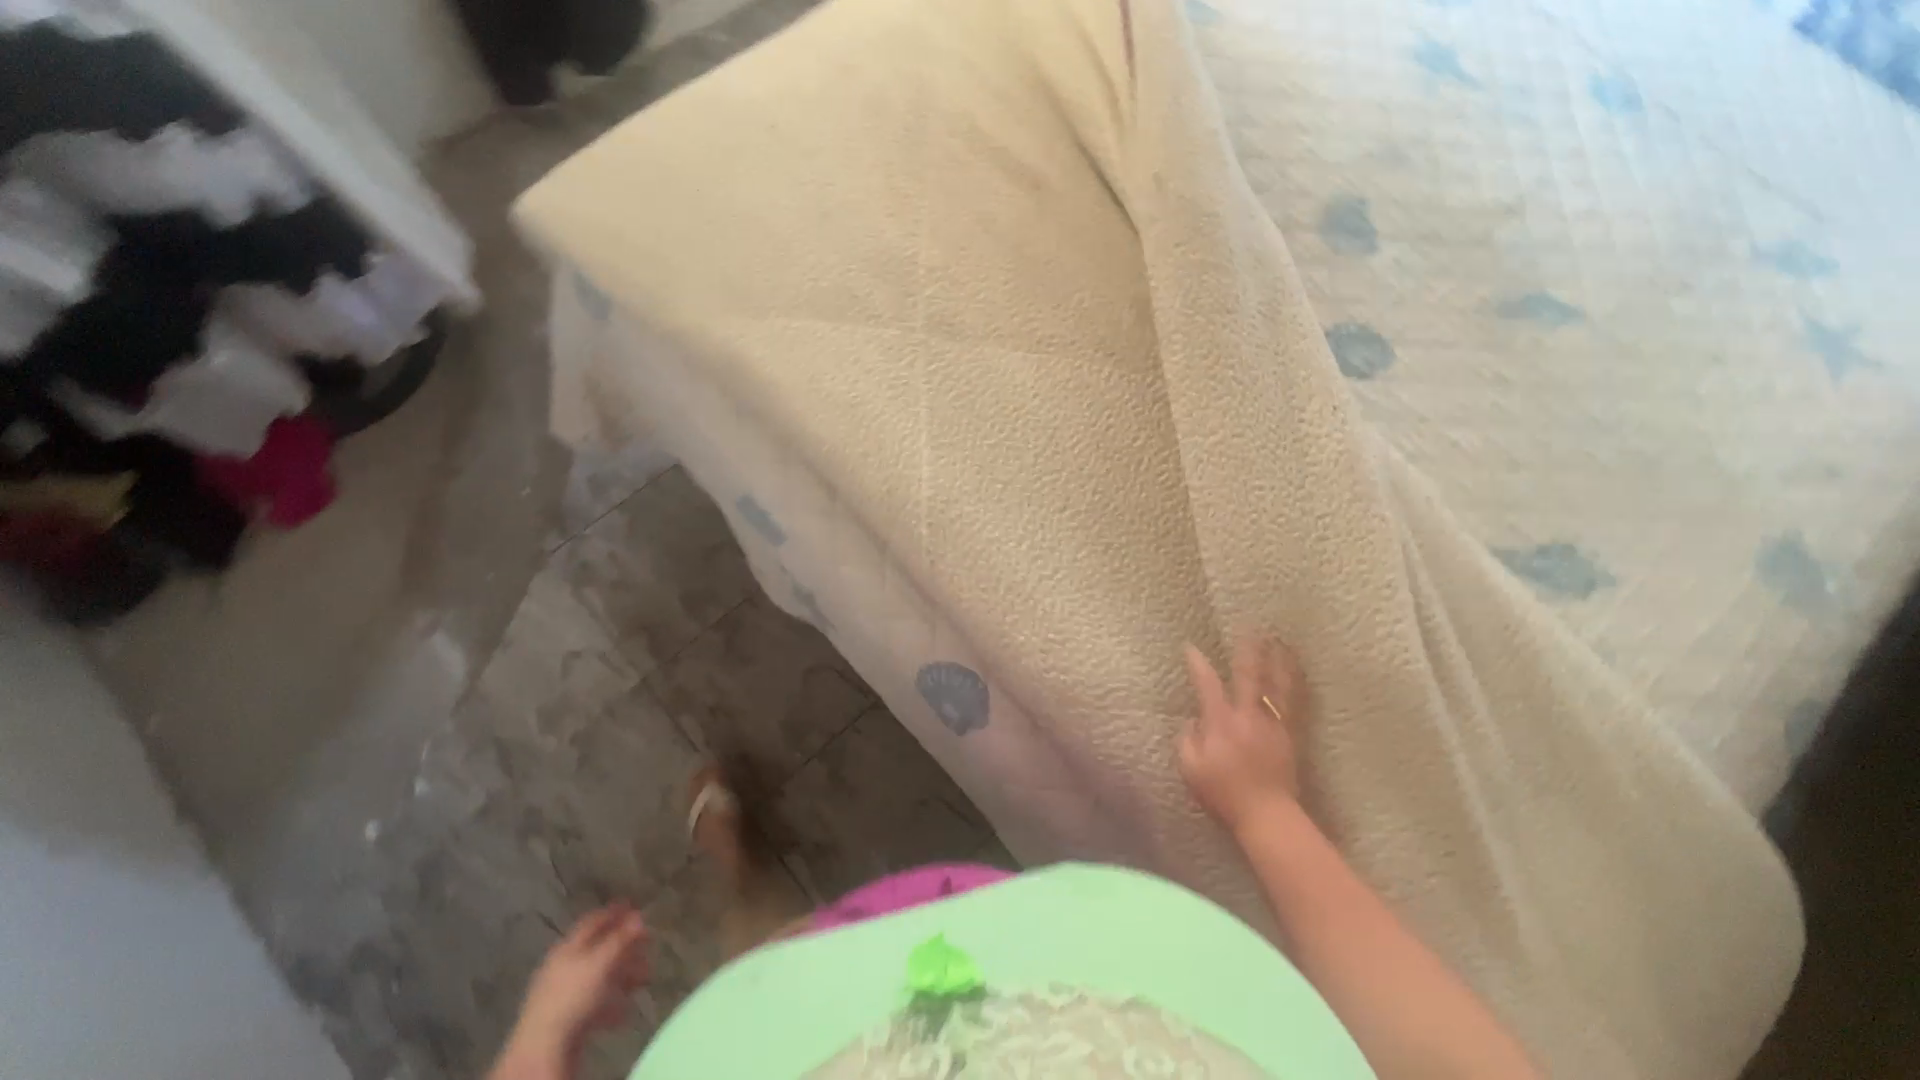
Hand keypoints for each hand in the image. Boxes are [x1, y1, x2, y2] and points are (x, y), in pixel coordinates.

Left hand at [494, 904, 650, 1079]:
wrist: (543, 1047)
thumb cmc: (573, 997)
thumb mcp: (601, 963)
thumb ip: (620, 940)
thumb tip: (639, 917)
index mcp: (568, 947)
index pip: (593, 922)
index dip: (613, 913)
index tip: (633, 906)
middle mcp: (563, 966)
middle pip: (597, 949)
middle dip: (624, 947)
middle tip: (647, 946)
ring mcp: (562, 993)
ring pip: (597, 977)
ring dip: (622, 976)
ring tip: (642, 980)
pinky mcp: (565, 1018)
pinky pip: (592, 1003)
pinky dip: (610, 1002)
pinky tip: (622, 1011)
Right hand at [1180, 638, 1306, 833]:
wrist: (1266, 814)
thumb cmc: (1224, 794)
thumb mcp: (1190, 769)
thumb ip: (1187, 740)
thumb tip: (1192, 721)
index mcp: (1221, 722)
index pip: (1207, 684)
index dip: (1198, 664)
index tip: (1191, 647)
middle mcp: (1248, 716)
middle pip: (1249, 675)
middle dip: (1247, 649)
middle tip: (1248, 627)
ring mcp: (1273, 724)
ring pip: (1277, 684)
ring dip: (1277, 659)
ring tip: (1278, 640)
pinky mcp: (1290, 735)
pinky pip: (1293, 703)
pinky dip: (1295, 684)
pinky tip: (1296, 673)